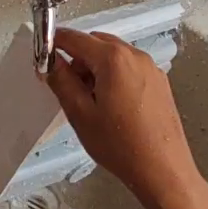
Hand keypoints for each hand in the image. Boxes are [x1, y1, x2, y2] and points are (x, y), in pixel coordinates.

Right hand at [43, 28, 203, 208]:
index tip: (44, 56)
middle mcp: (135, 56)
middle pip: (96, 43)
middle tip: (68, 85)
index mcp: (113, 59)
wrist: (163, 170)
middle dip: (77, 58)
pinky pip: (129, 68)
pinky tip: (112, 106)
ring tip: (91, 102)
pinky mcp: (159, 82)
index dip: (55, 43)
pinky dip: (114, 76)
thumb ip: (61, 81)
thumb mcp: (80, 114)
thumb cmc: (122, 146)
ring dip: (96, 68)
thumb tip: (51, 62)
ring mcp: (151, 68)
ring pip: (113, 56)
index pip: (75, 37)